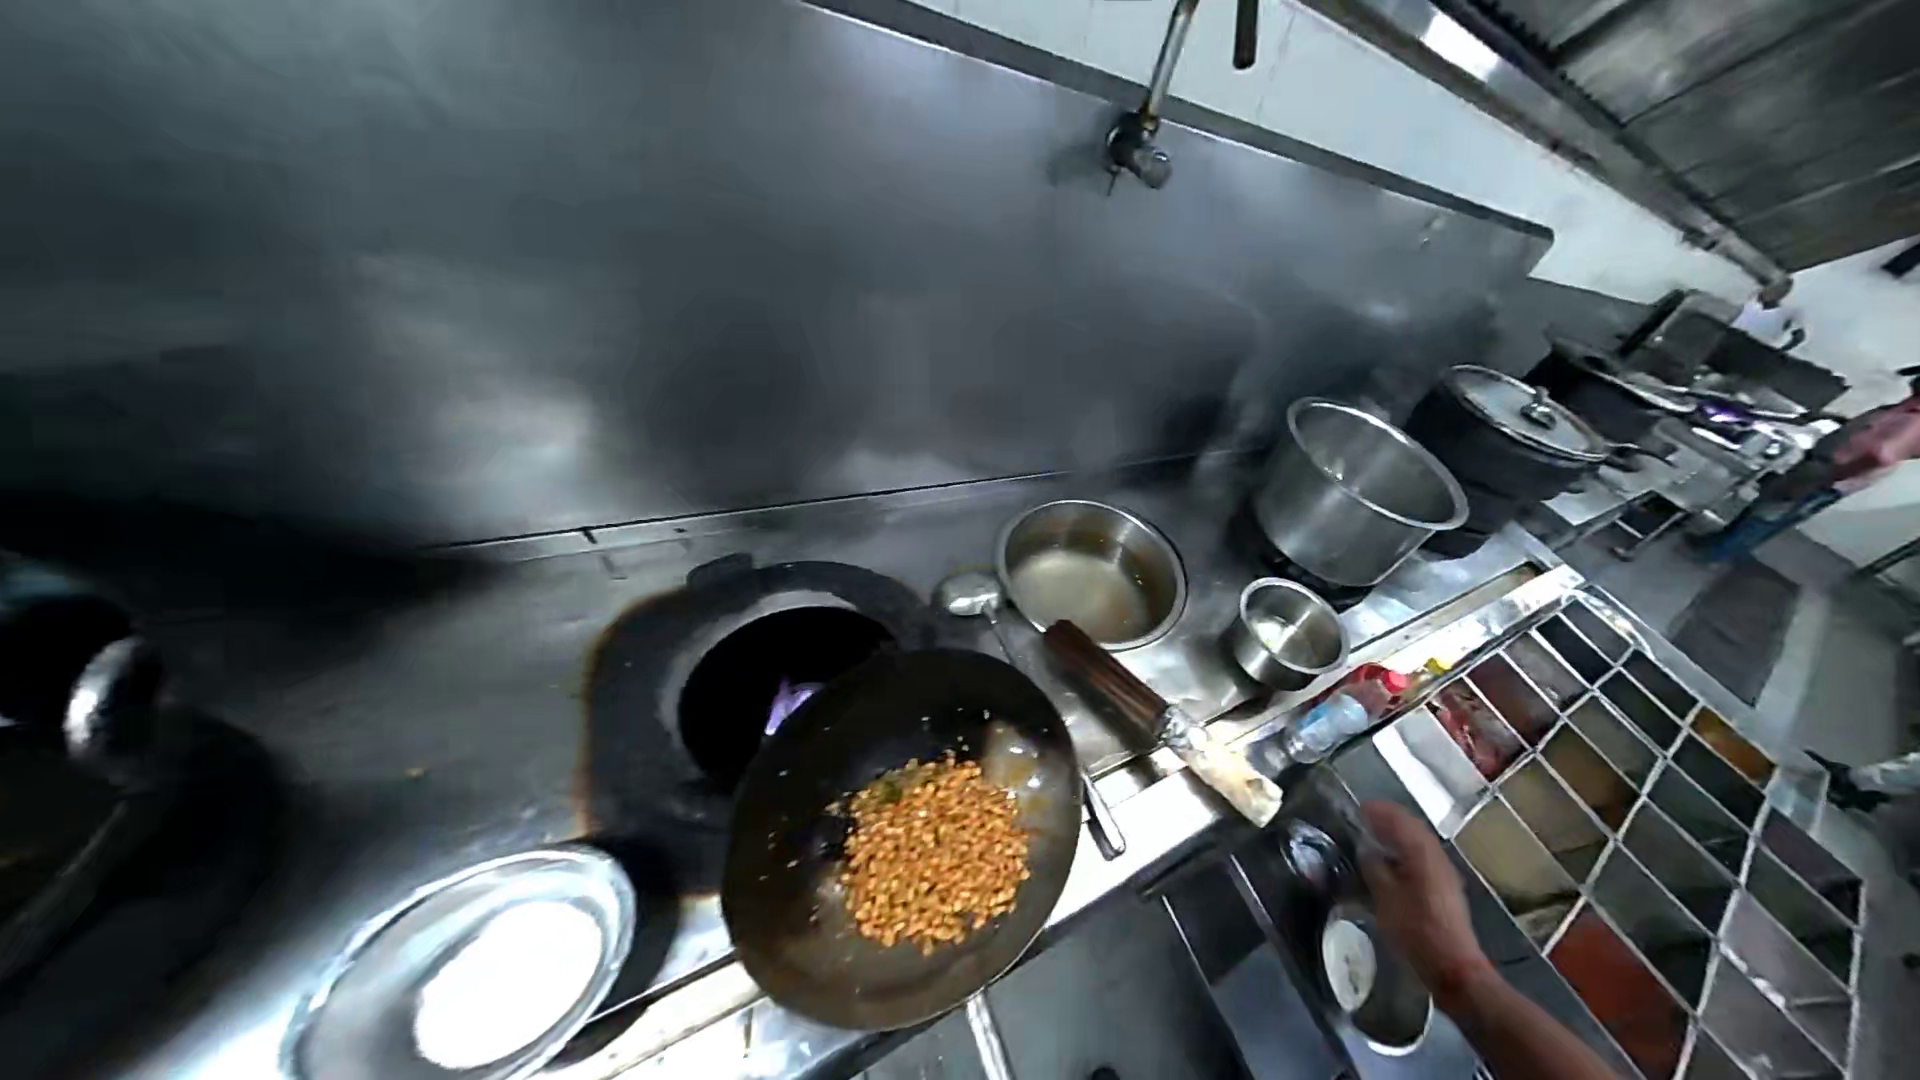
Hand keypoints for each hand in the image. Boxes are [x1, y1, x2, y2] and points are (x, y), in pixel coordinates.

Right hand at [1357, 800, 1490, 1003]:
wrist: (1453, 968)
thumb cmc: (1415, 929)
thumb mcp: (1384, 896)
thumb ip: (1373, 867)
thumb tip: (1365, 849)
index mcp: (1422, 855)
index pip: (1401, 820)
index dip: (1379, 810)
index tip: (1359, 806)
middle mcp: (1437, 859)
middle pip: (1413, 829)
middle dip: (1389, 819)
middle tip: (1365, 816)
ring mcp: (1444, 875)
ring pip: (1419, 843)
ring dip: (1398, 834)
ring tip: (1374, 834)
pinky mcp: (1445, 890)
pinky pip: (1422, 857)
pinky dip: (1405, 850)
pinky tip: (1391, 861)